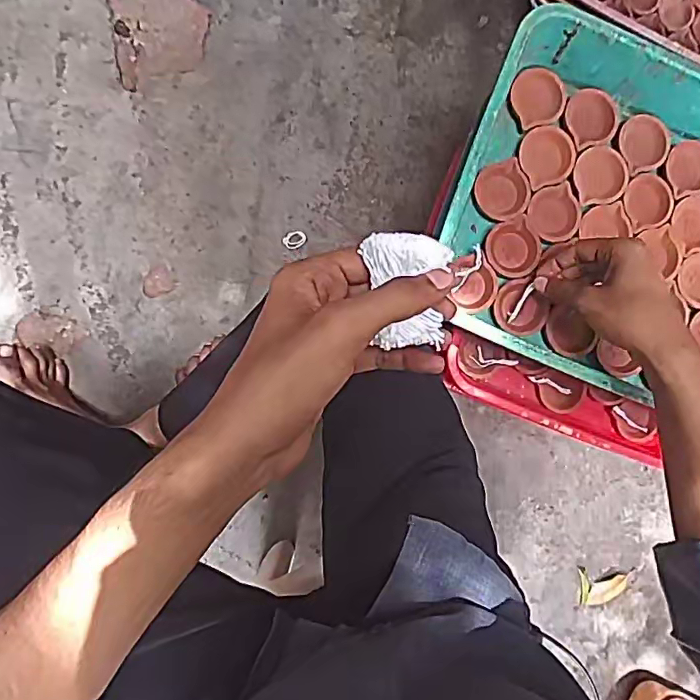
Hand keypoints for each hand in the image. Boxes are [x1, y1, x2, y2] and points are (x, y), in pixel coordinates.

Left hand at [184, 249, 456, 486]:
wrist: (251, 442)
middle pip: (377, 291)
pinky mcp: (331, 368)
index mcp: (307, 281)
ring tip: (444, 332)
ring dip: (412, 330)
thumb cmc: (273, 386)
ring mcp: (323, 338)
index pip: (367, 258)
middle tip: (448, 305)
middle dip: (415, 300)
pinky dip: (401, 356)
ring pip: (378, 324)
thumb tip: (433, 280)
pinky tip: (425, 361)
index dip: (407, 264)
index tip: (441, 271)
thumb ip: (394, 300)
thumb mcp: (342, 329)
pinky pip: (374, 352)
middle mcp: (313, 305)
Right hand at [533, 238, 692, 364]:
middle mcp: (633, 256)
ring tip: (557, 299)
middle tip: (546, 289)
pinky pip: (607, 285)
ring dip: (575, 285)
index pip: (580, 248)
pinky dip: (590, 293)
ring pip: (597, 274)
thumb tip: (541, 283)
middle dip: (565, 275)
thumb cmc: (630, 318)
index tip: (541, 278)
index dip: (556, 263)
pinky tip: (576, 305)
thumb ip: (561, 289)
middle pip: (589, 260)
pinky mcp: (638, 292)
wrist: (664, 348)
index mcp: (623, 249)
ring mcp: (637, 274)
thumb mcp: (588, 302)